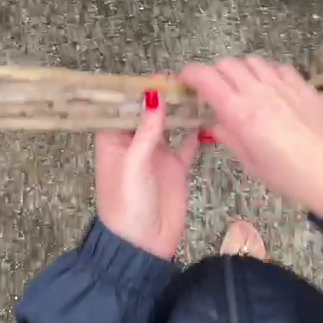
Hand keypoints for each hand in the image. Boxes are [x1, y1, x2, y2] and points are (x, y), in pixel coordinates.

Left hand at [95, 93, 200, 259]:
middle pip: (148, 112)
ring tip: (196, 89)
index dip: (136, 90)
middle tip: (182, 78)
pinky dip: (196, 131)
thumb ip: (147, 130)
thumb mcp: (134, 164)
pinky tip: (208, 116)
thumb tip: (154, 94)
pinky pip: (187, 144)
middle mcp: (134, 144)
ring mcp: (156, 155)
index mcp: (113, 141)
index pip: (122, 107)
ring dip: (179, 109)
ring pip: (169, 124)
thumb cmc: (127, 205)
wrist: (142, 248)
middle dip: (162, 96)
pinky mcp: (176, 168)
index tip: (156, 75)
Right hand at [180, 56, 322, 217]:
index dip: (190, 74)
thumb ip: (228, 136)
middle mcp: (259, 91)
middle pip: (226, 64)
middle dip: (213, 73)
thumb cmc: (290, 177)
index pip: (206, 78)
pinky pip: (276, 67)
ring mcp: (283, 85)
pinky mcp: (302, 85)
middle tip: (213, 90)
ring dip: (239, 70)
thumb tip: (214, 122)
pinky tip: (268, 88)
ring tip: (241, 88)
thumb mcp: (251, 163)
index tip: (184, 80)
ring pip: (250, 61)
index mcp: (241, 113)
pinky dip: (265, 72)